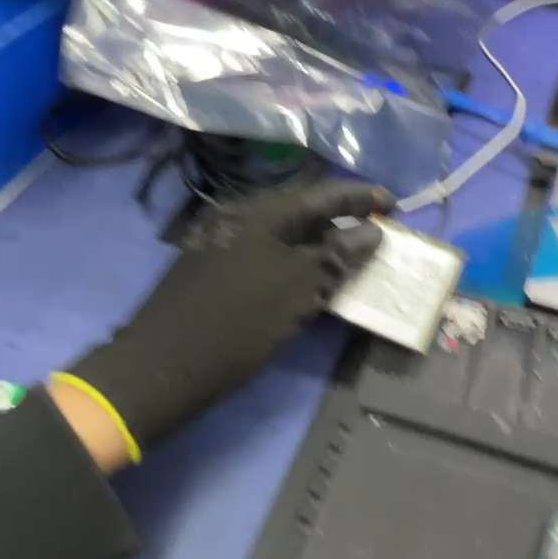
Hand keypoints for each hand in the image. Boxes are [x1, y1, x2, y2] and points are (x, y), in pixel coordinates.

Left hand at [54, 181, 388, 461]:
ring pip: (285, 236)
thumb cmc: (236, 322)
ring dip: (320, 244)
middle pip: (303, 211)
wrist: (163, 365)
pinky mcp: (218, 270)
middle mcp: (242, 217)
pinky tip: (313, 280)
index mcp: (261, 211)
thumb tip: (372, 231)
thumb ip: (336, 256)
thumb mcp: (297, 288)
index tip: (394, 203)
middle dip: (341, 219)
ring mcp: (226, 243)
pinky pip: (269, 255)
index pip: (322, 193)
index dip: (360, 196)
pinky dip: (297, 263)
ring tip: (353, 257)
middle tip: (377, 231)